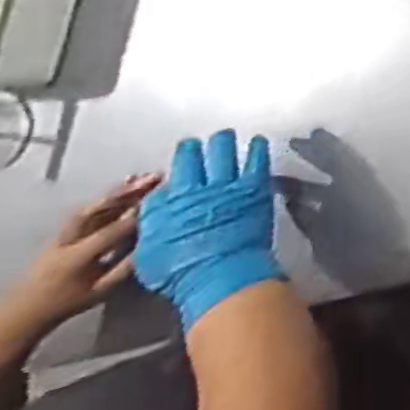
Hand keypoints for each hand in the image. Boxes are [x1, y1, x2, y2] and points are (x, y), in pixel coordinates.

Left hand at [0, 173, 161, 330]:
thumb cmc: (65, 303)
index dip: (138, 218)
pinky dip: (109, 195)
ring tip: (145, 177)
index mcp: (78, 258)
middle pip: (99, 210)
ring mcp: (63, 234)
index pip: (113, 232)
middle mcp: (69, 241)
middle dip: (128, 193)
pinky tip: (125, 184)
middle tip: (156, 178)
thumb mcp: (100, 291)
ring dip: (120, 190)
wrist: (20, 311)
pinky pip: (89, 209)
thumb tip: (153, 244)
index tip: (164, 206)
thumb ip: (125, 267)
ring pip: (93, 206)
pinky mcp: (64, 231)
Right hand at [135, 130, 284, 329]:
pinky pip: (256, 162)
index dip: (181, 157)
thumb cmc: (181, 270)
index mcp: (173, 202)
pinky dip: (257, 150)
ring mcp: (229, 186)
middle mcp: (199, 188)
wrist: (221, 273)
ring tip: (226, 135)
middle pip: (199, 158)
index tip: (185, 149)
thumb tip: (158, 201)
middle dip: (201, 147)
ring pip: (226, 154)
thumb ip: (153, 222)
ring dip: (225, 142)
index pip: (176, 171)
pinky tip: (258, 141)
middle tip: (206, 140)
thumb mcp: (150, 250)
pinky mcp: (254, 189)